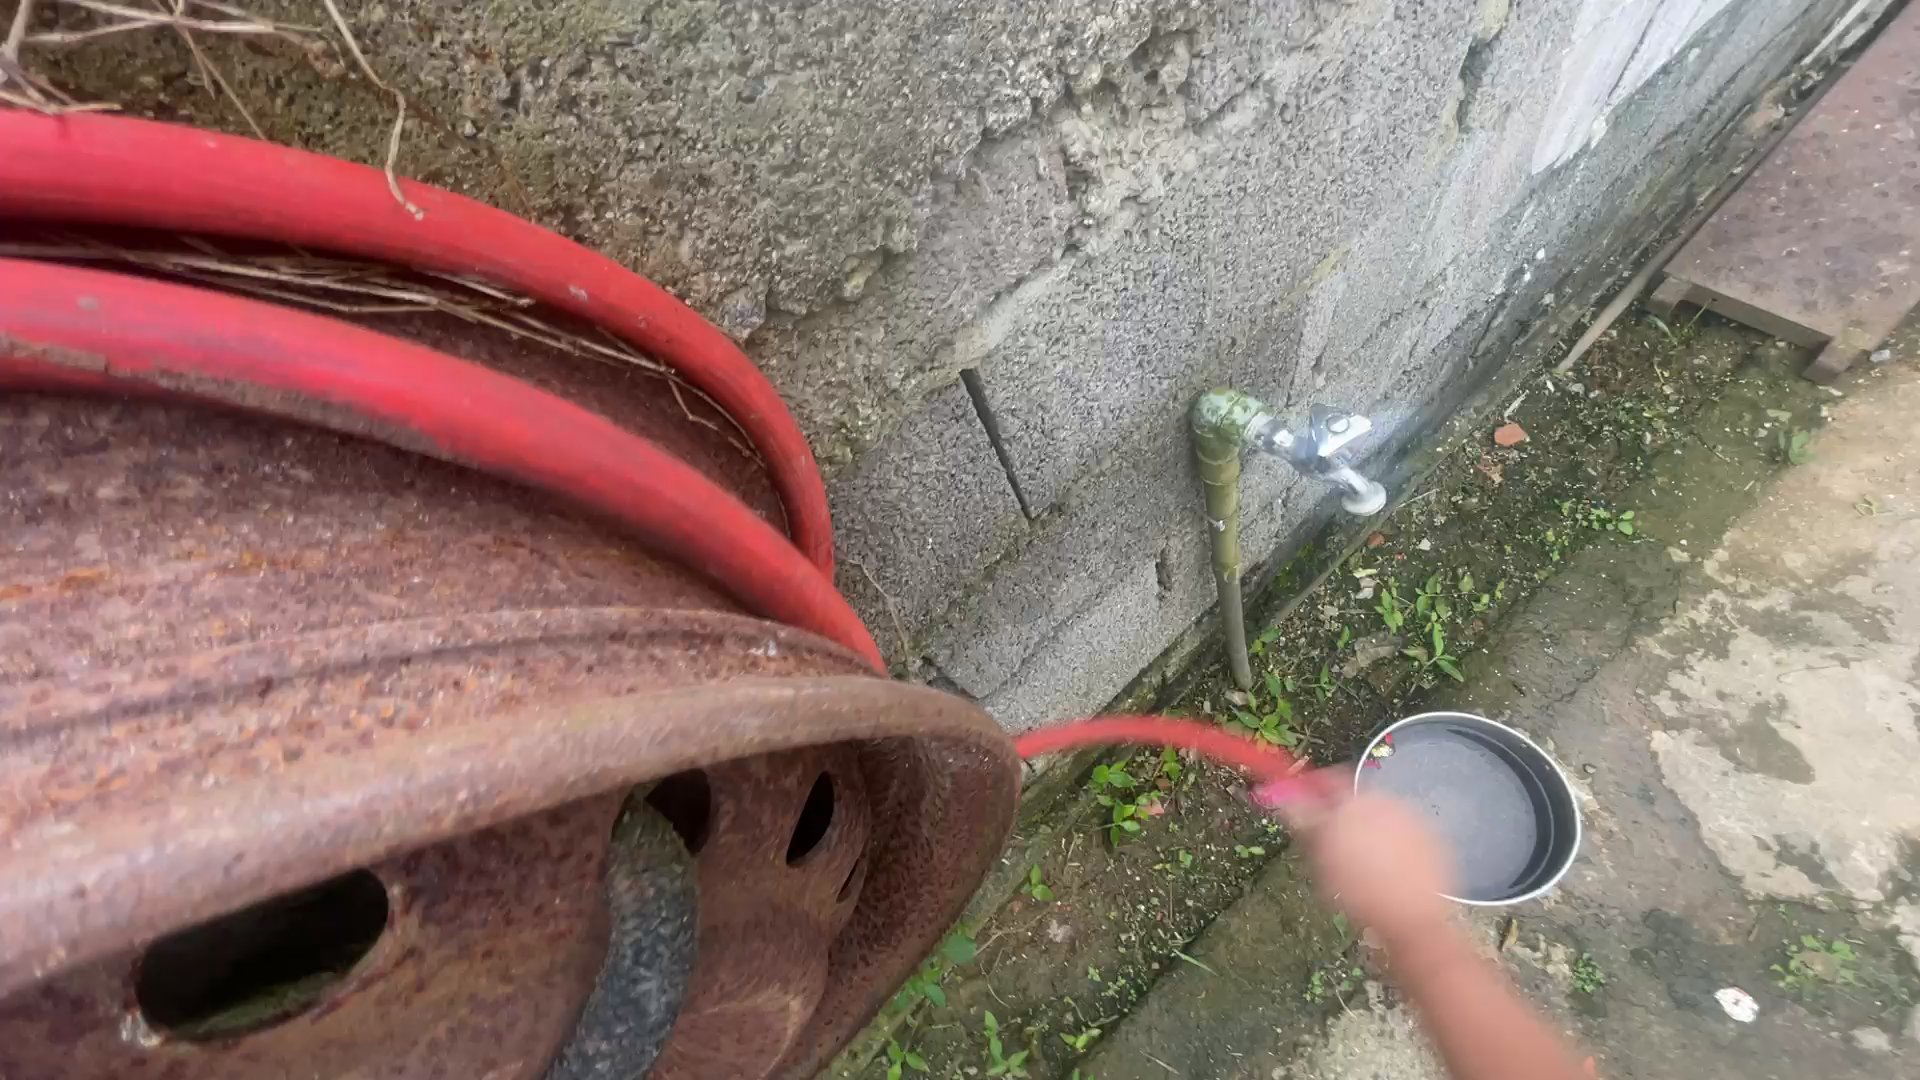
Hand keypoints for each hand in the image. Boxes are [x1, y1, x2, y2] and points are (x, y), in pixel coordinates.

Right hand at [1254, 770, 1453, 948]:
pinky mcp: (1435, 840)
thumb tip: (1286, 794)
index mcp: (1355, 799)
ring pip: (1382, 815)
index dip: (1311, 787)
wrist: (1414, 919)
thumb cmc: (1358, 886)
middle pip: (1357, 797)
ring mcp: (1415, 819)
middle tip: (1331, 839)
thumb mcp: (1318, 854)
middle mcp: (1388, 800)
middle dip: (1343, 812)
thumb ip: (1303, 817)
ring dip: (1369, 827)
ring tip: (1361, 859)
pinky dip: (1394, 842)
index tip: (1302, 802)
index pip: (1329, 777)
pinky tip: (1388, 868)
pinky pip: (1405, 833)